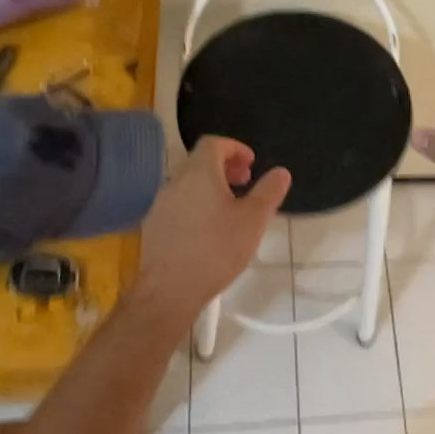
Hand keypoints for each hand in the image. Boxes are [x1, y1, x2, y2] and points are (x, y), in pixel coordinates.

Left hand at [135, 137, 290, 319]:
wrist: (169, 289)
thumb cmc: (216, 250)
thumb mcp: (253, 220)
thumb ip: (269, 192)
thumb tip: (281, 172)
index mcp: (199, 173)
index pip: (213, 144)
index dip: (234, 148)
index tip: (251, 164)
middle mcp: (175, 182)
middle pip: (199, 162)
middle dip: (224, 167)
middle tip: (245, 183)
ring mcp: (160, 204)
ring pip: (188, 184)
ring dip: (209, 187)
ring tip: (229, 208)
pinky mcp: (153, 226)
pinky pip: (178, 204)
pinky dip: (195, 204)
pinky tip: (207, 230)